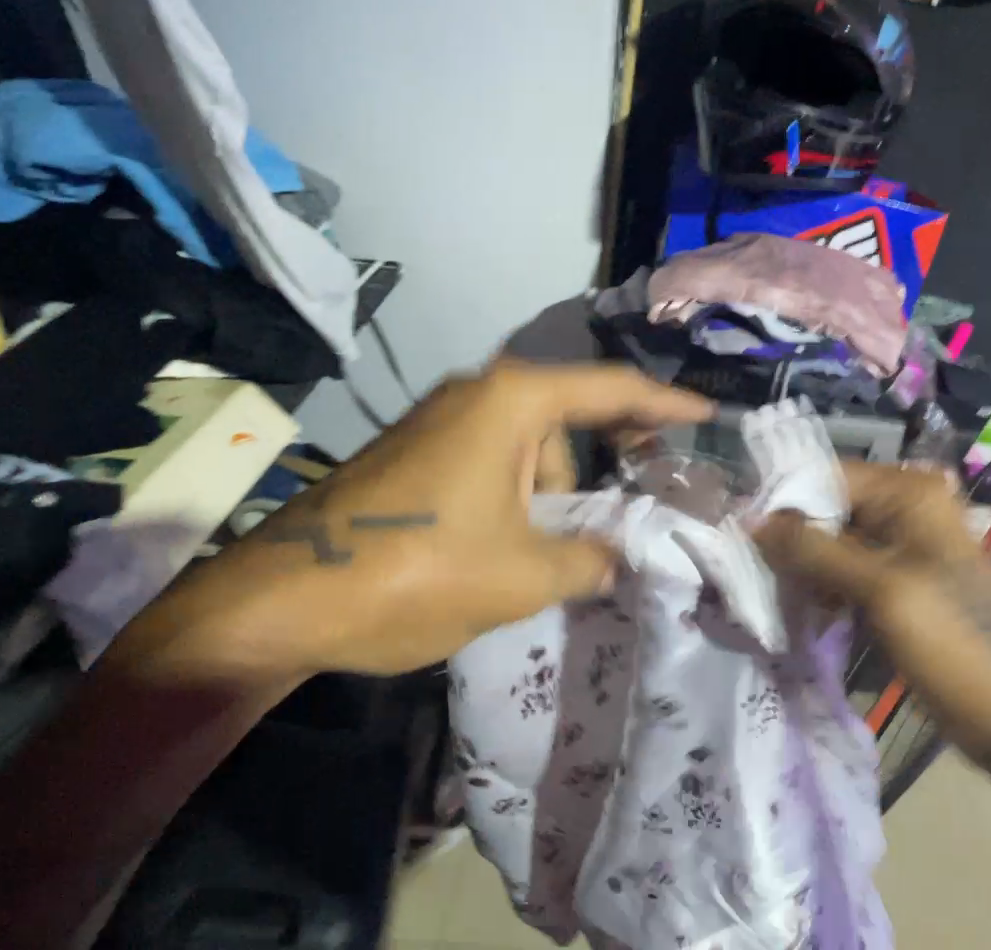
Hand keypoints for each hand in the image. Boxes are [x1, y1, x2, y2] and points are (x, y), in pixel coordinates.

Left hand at [108, 363, 710, 681]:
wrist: (277, 602)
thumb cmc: (414, 573)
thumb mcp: (524, 576)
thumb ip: (591, 559)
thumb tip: (618, 556)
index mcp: (512, 401)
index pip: (614, 389)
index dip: (671, 403)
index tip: (712, 415)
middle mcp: (478, 395)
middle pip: (572, 419)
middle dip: (612, 464)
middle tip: (650, 502)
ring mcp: (440, 423)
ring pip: (531, 450)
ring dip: (560, 494)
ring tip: (567, 556)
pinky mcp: (416, 456)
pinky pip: (495, 464)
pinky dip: (523, 498)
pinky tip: (524, 548)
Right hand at [757, 461, 990, 754]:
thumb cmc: (959, 646)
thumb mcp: (882, 591)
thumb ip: (814, 550)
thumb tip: (750, 518)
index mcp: (910, 494)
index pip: (825, 475)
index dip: (779, 502)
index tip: (735, 538)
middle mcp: (907, 511)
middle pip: (827, 509)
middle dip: (787, 540)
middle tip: (744, 575)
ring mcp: (906, 552)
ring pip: (833, 545)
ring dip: (800, 569)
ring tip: (764, 598)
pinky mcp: (903, 590)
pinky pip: (849, 576)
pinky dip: (822, 591)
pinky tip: (798, 614)